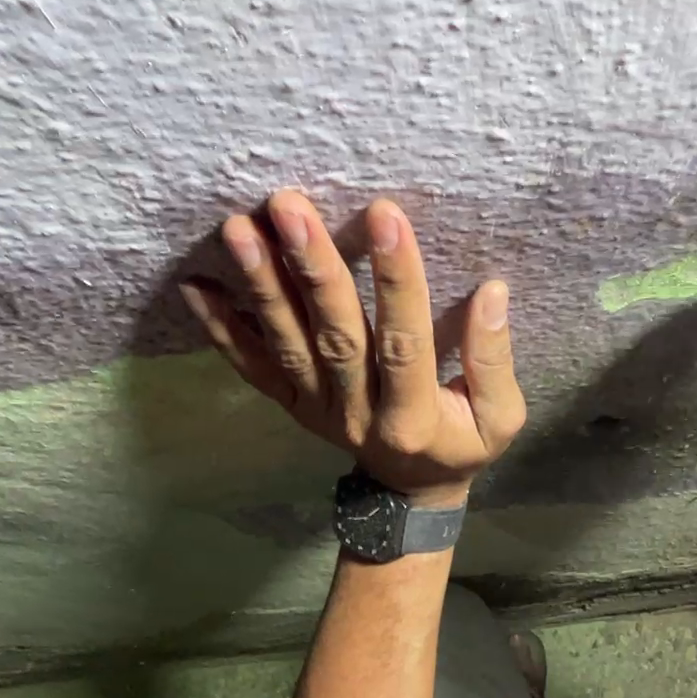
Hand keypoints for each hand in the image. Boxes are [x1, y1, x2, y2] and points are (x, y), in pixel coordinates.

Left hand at [181, 190, 525, 506]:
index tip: (386, 214)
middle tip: (290, 208)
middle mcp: (358, 414)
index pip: (405, 343)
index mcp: (413, 418)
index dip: (397, 282)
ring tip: (239, 229)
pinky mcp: (292, 404)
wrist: (410, 489)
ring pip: (288, 346)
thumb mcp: (500, 419)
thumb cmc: (461, 445)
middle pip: (335, 338)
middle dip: (313, 270)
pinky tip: (196, 286)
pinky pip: (252, 369)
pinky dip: (221, 330)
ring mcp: (317, 409)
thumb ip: (495, 361)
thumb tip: (491, 292)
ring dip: (261, 287)